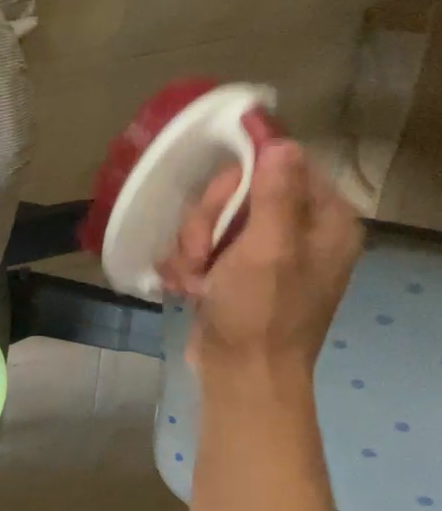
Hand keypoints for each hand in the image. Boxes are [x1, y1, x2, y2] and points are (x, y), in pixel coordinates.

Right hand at [156, 141, 361, 379]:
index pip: (280, 167)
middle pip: (236, 195)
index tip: (215, 202)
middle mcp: (298, 231)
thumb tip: (281, 141)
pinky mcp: (235, 272)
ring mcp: (264, 253)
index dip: (240, 179)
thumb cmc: (260, 311)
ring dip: (189, 249)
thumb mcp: (267, 249)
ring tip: (194, 280)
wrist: (241, 368)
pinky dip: (186, 267)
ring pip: (209, 223)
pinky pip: (199, 248)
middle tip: (200, 254)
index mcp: (323, 220)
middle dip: (205, 224)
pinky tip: (190, 288)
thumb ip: (274, 195)